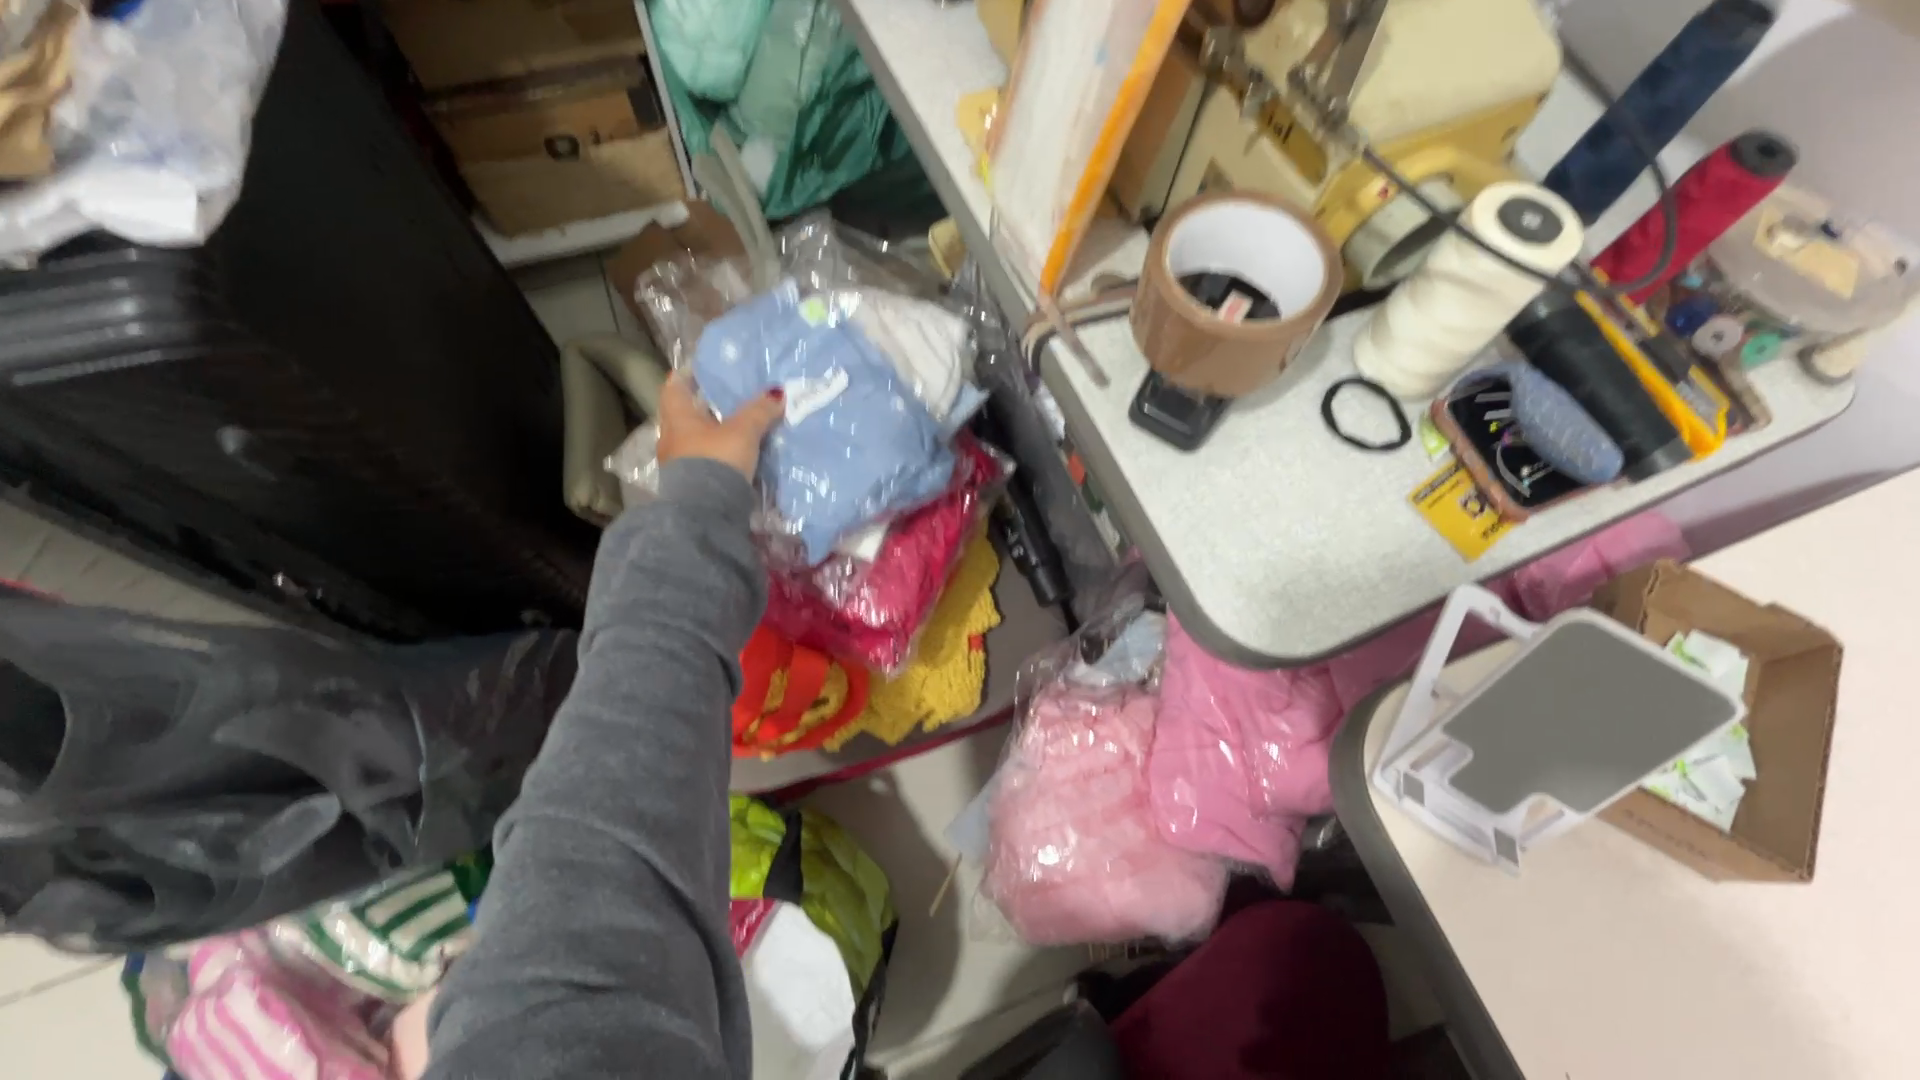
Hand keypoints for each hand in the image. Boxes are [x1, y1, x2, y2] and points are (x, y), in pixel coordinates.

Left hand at [656, 373, 784, 480]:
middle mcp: (672, 439)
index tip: (697, 370)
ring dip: (712, 435)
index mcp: (677, 418)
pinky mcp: (692, 487)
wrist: (706, 512)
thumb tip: (777, 393)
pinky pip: (704, 463)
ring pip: (695, 441)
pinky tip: (735, 457)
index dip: (685, 377)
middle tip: (725, 399)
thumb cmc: (716, 460)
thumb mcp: (743, 431)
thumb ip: (759, 411)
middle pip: (685, 416)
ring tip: (736, 429)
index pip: (674, 388)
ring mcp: (679, 465)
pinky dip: (718, 457)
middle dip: (703, 408)